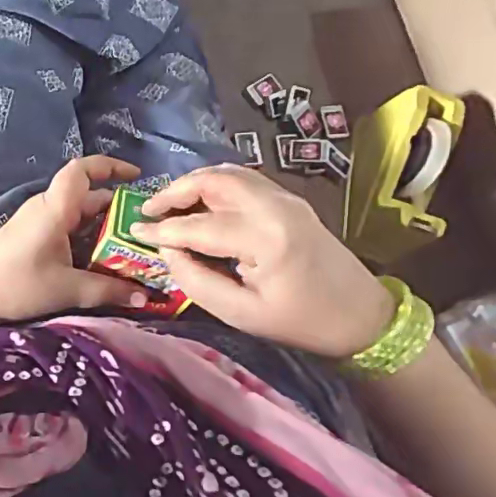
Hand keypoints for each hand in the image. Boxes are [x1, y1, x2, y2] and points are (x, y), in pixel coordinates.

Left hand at [0, 155, 152, 321]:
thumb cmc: (16, 283)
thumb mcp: (66, 289)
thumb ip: (107, 291)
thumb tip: (144, 298)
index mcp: (55, 209)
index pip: (83, 171)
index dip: (110, 167)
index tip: (136, 177)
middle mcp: (49, 208)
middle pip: (89, 197)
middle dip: (118, 211)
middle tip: (145, 230)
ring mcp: (40, 221)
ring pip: (80, 215)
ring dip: (105, 228)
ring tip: (132, 247)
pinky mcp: (34, 235)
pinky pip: (69, 228)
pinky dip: (88, 238)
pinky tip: (104, 259)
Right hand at [131, 165, 393, 358]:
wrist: (361, 315)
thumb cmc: (301, 322)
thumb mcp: (241, 313)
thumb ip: (197, 281)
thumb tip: (169, 252)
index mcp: (264, 237)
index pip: (198, 225)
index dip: (162, 229)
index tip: (134, 231)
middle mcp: (274, 206)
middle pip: (214, 181)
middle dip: (175, 191)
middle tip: (149, 209)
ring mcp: (285, 198)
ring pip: (228, 174)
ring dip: (194, 184)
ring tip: (169, 205)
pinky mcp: (290, 200)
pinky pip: (244, 180)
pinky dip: (216, 185)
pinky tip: (201, 203)